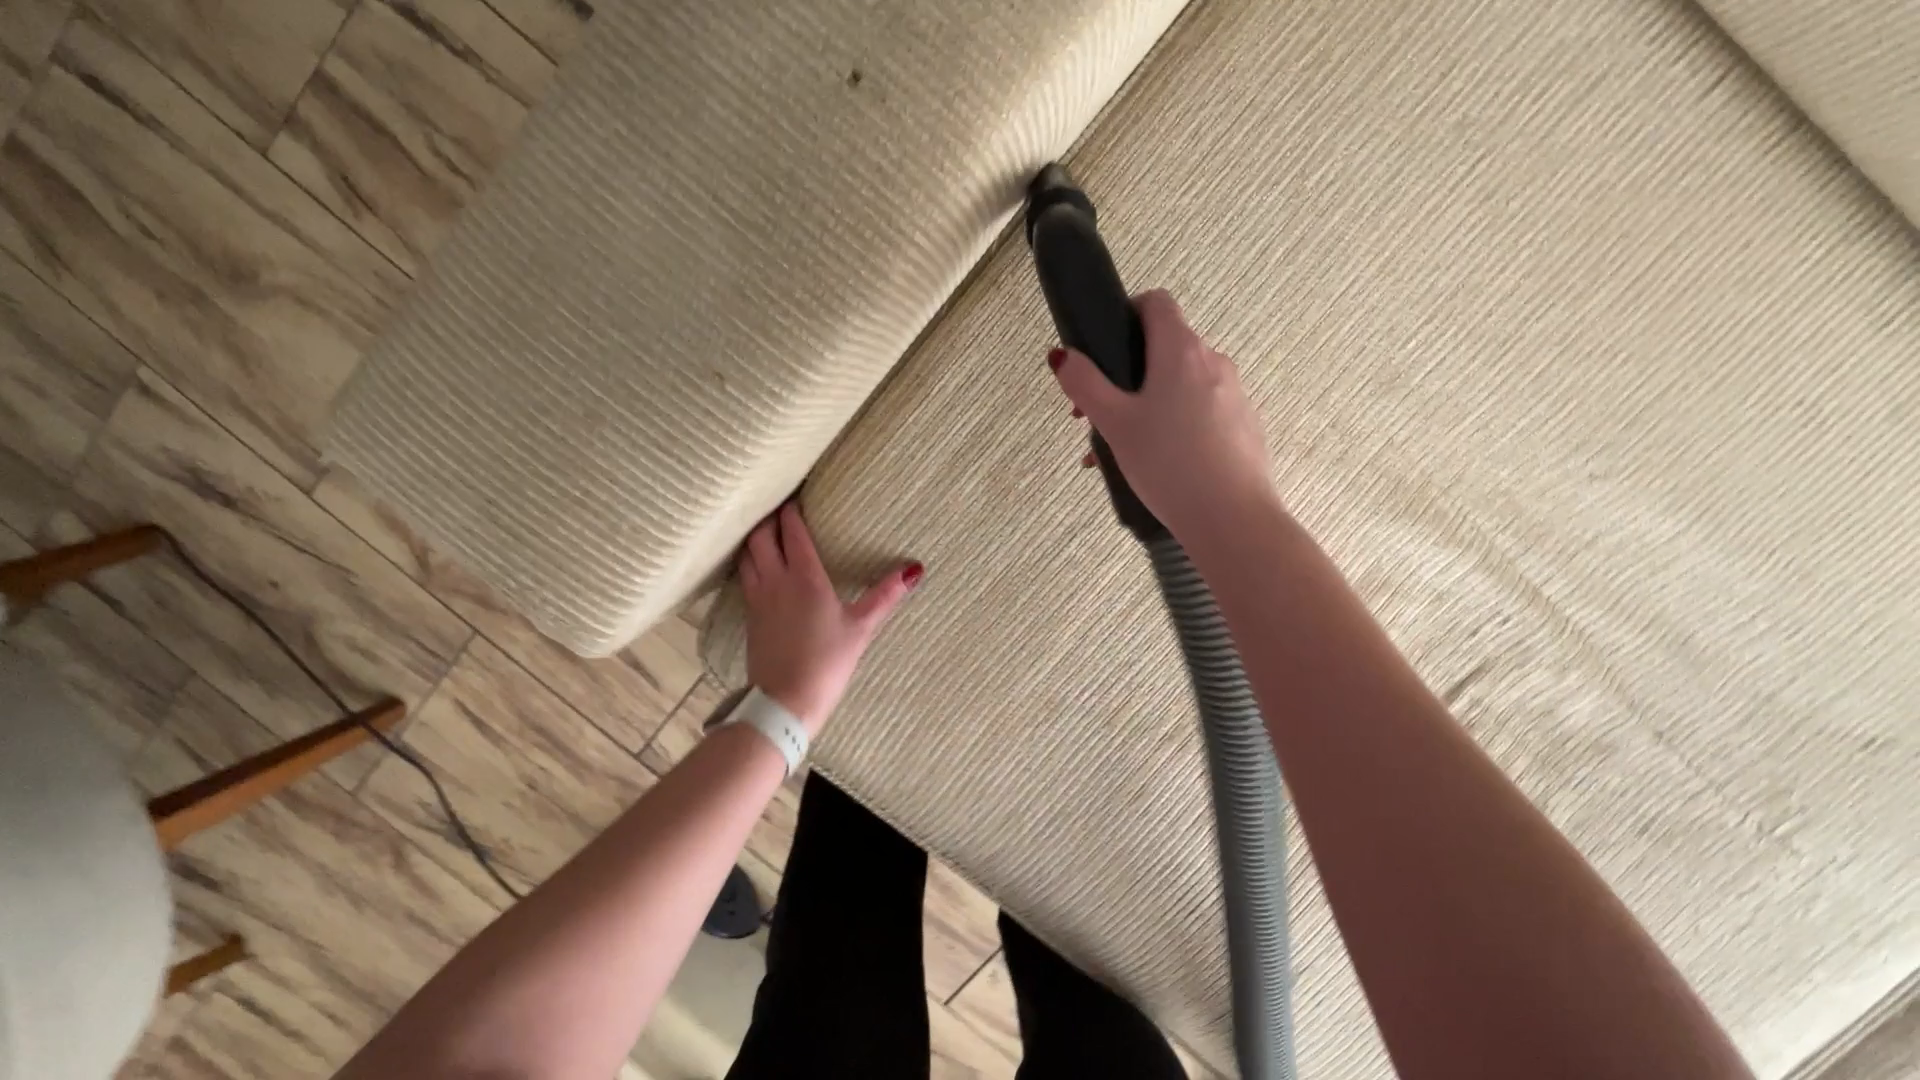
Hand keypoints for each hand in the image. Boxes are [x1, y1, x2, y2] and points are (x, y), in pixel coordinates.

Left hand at [737, 502, 921, 733]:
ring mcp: (758, 599)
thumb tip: (914, 570)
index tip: (796, 496)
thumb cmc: (826, 662)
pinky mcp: (750, 618)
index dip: (792, 511)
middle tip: (778, 509)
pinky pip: (744, 579)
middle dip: (768, 519)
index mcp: (804, 577)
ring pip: (747, 556)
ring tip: (764, 532)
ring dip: (754, 540)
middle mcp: (775, 581)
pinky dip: (748, 564)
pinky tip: (756, 569)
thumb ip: (885, 595)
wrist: (785, 700)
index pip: (792, 532)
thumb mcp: (861, 627)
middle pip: (760, 537)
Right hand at [1048, 289, 1277, 539]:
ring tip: (1119, 451)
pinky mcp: (1244, 426)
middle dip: (1126, 375)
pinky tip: (1155, 466)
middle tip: (1097, 416)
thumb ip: (1084, 384)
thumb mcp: (1115, 424)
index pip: (1155, 302)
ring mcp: (1234, 394)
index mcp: (1181, 350)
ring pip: (1180, 385)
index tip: (1103, 350)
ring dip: (1146, 405)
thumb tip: (1062, 355)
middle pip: (1164, 349)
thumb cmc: (1169, 465)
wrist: (1232, 519)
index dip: (1125, 315)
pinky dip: (1174, 425)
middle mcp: (1213, 362)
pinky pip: (1201, 412)